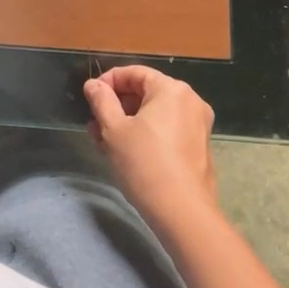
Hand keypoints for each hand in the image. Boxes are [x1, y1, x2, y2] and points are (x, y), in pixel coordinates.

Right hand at [83, 65, 219, 224]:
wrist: (183, 214)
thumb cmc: (145, 164)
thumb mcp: (113, 129)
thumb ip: (101, 100)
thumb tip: (94, 85)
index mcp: (171, 90)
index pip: (134, 73)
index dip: (108, 81)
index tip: (90, 97)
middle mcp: (190, 101)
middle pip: (145, 93)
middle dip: (116, 106)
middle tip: (94, 123)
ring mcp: (198, 125)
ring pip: (154, 114)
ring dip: (127, 122)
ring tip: (103, 142)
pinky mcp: (198, 148)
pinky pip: (167, 129)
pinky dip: (145, 134)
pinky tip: (125, 153)